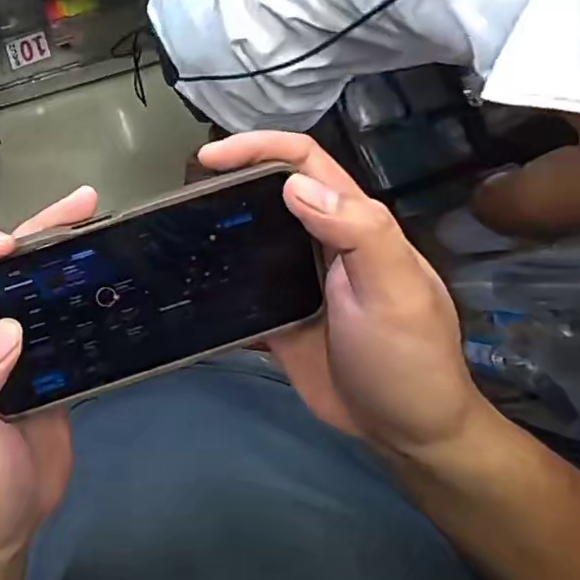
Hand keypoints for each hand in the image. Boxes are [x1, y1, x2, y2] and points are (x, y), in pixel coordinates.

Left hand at [0, 187, 96, 559]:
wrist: (4, 529)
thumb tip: (5, 332)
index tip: (4, 245)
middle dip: (31, 230)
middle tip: (80, 206)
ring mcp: (16, 350)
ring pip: (34, 286)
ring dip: (62, 251)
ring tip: (99, 223)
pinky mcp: (50, 367)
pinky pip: (64, 319)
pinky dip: (82, 294)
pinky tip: (109, 279)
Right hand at [199, 132, 489, 452]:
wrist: (406, 432)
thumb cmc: (409, 359)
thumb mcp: (395, 292)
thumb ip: (357, 233)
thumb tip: (295, 185)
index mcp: (351, 222)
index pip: (303, 161)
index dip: (258, 147)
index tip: (209, 156)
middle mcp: (319, 240)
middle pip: (268, 191)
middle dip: (226, 180)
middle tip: (178, 194)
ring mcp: (294, 277)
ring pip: (248, 233)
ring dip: (214, 224)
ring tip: (170, 231)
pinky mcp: (275, 311)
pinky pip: (238, 282)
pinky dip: (213, 274)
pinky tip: (185, 279)